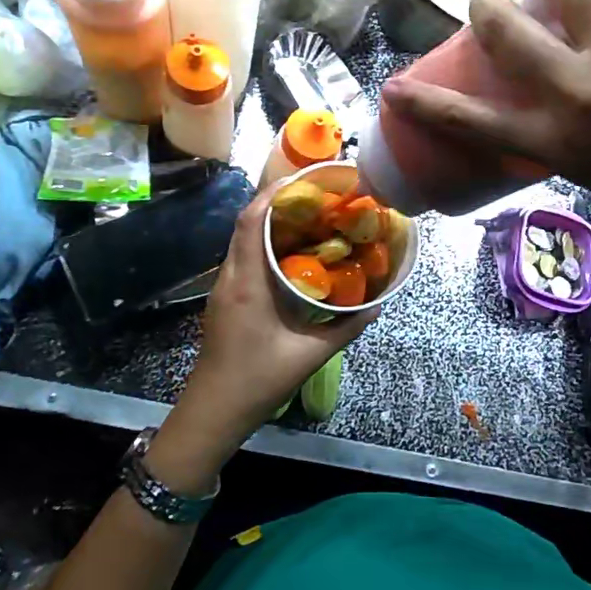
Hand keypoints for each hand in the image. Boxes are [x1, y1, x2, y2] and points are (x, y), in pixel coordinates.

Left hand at [168, 183, 375, 450]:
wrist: (214, 409)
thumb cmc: (258, 380)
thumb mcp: (309, 355)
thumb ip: (345, 329)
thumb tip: (376, 305)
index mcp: (246, 282)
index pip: (251, 221)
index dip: (272, 193)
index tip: (303, 180)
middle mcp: (229, 277)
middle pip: (246, 225)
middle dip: (276, 204)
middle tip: (316, 198)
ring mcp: (223, 288)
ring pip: (242, 242)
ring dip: (270, 225)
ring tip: (309, 220)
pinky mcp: (224, 299)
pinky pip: (243, 260)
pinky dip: (264, 247)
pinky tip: (291, 256)